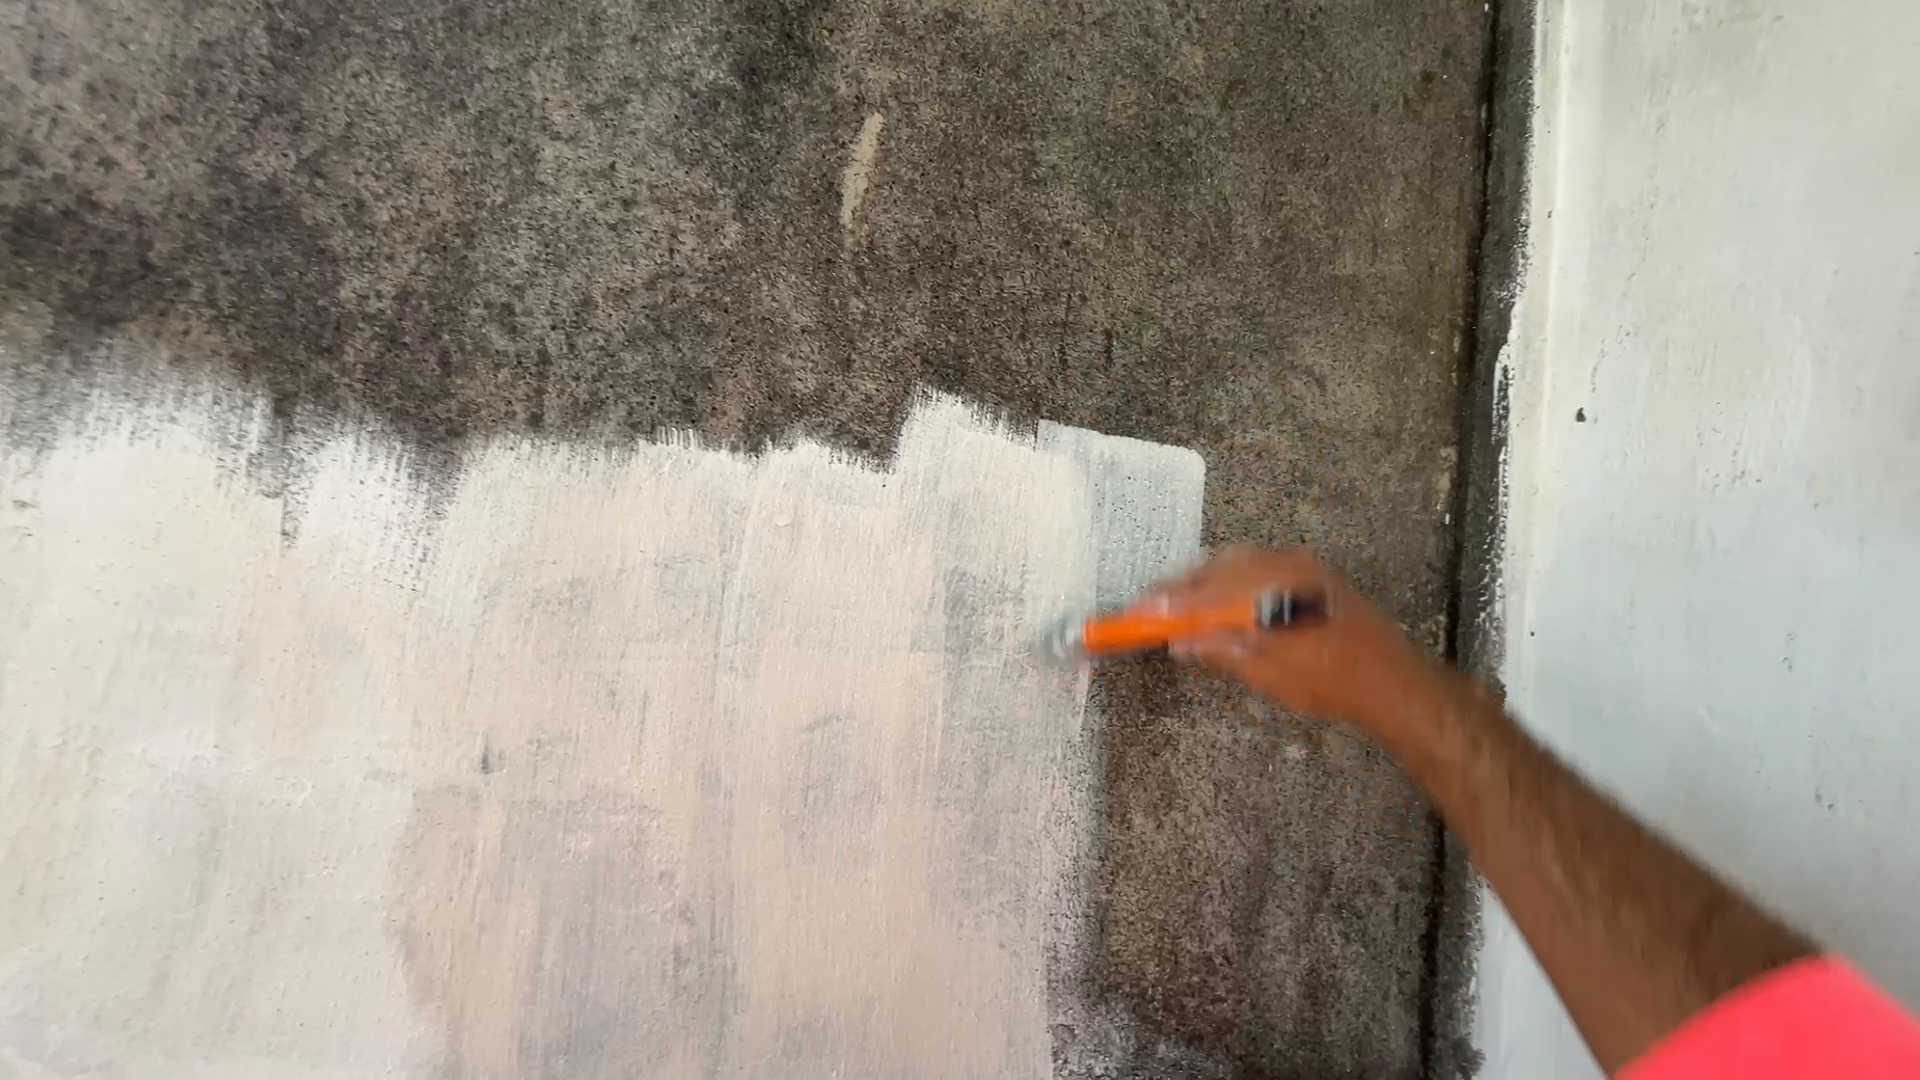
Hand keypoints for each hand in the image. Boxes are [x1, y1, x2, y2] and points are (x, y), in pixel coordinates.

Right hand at [1132, 545, 1440, 737]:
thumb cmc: (1330, 683)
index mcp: (1273, 592)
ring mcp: (1298, 563)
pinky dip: (1229, 574)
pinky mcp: (1309, 568)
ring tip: (1178, 599)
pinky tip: (1219, 592)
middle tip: (1150, 604)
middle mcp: (1284, 566)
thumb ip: (1221, 650)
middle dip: (1180, 586)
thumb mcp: (1269, 674)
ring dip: (1202, 578)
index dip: (1167, 601)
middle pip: (1216, 568)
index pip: (1205, 592)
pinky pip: (1257, 561)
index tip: (1137, 609)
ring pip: (1235, 560)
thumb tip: (1180, 641)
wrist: (1393, 681)